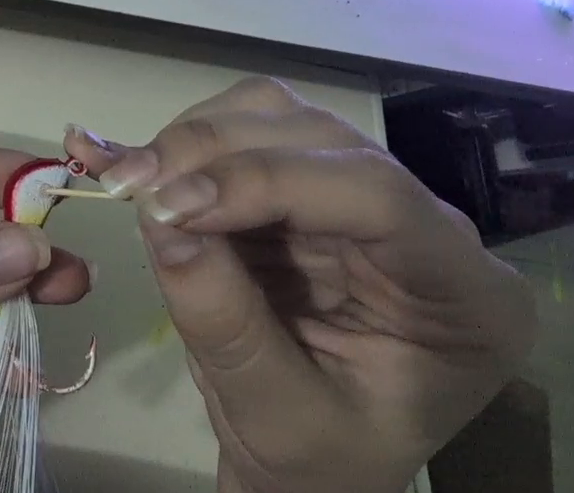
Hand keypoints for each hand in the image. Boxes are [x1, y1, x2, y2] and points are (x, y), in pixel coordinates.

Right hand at [65, 78, 534, 492]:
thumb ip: (227, 326)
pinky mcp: (297, 182)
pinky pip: (236, 130)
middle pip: (316, 137)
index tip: (170, 206)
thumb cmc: (316, 461)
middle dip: (212, 153)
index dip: (266, 182)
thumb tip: (160, 220)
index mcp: (462, 293)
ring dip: (190, 141)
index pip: (376, 195)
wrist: (303, 463)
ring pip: (273, 115)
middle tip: (129, 185)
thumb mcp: (279, 421)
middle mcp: (420, 223)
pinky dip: (173, 142)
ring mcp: (355, 193)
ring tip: (125, 179)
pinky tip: (111, 151)